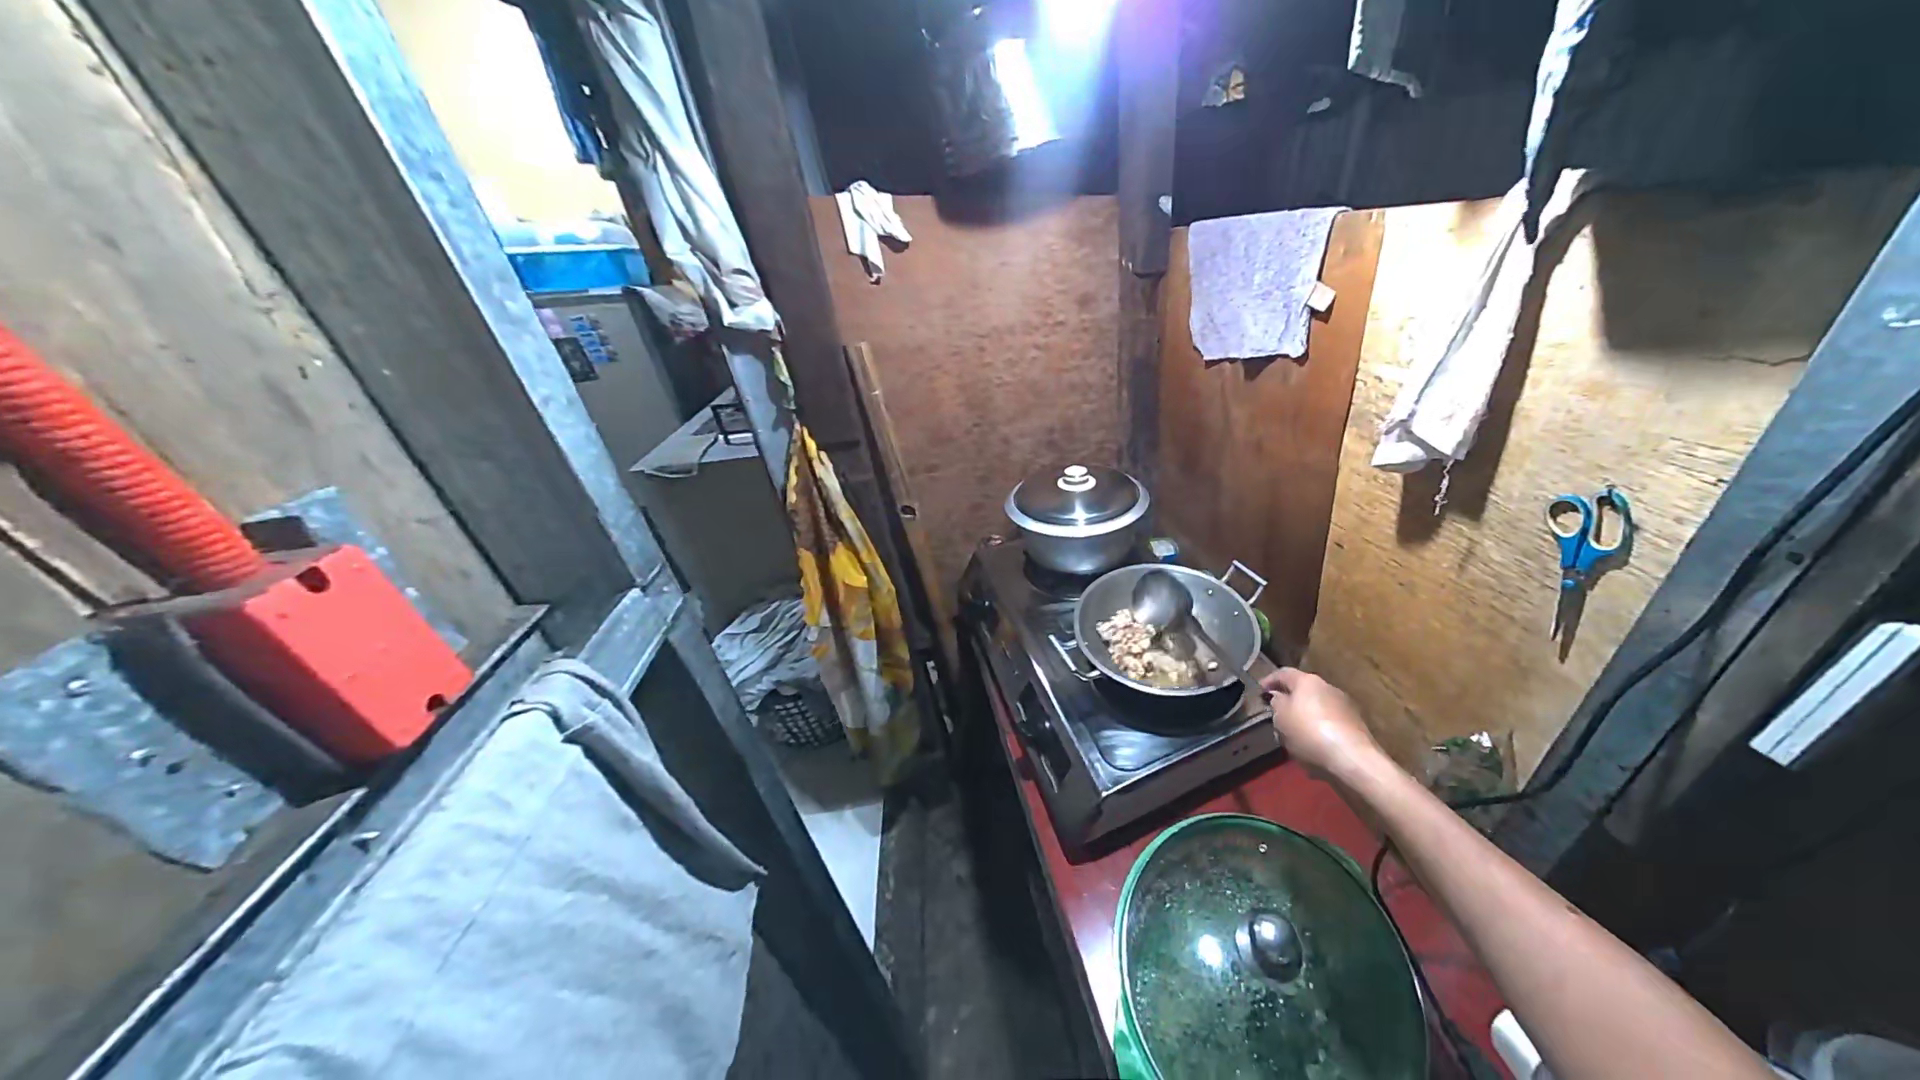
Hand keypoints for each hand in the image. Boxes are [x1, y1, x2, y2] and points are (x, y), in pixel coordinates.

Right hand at [1262, 668, 1387, 783]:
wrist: (1352, 760)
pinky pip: (1329, 724)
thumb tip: (1278, 697)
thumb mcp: (1281, 719)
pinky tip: (1312, 747)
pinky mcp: (1356, 726)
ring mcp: (1345, 706)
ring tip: (1293, 735)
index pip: (1283, 673)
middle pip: (1303, 691)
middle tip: (1276, 716)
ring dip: (1304, 717)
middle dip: (1289, 702)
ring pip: (1317, 708)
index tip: (1259, 691)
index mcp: (1307, 681)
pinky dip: (1318, 731)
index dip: (1269, 680)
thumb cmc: (1309, 733)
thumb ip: (1276, 703)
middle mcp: (1328, 688)